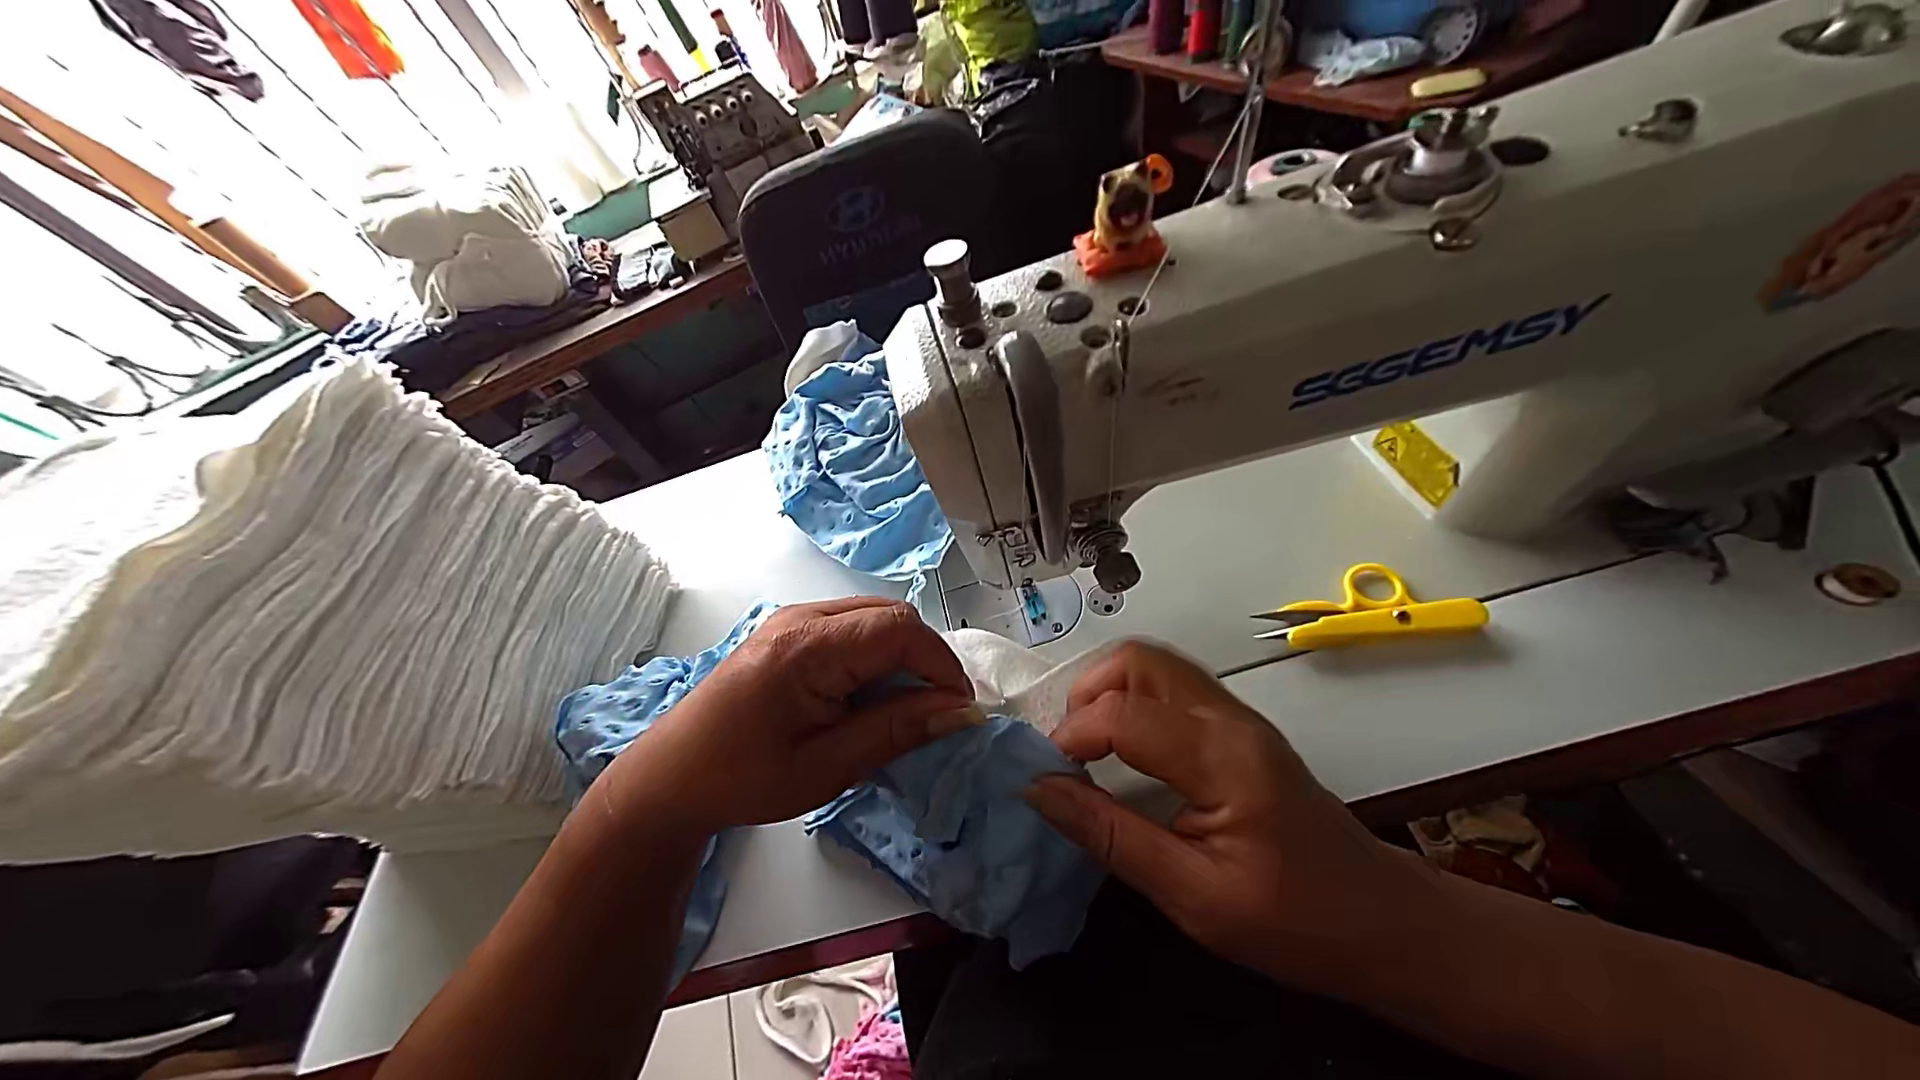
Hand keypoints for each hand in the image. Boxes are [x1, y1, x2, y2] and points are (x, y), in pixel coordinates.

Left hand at [603, 598, 976, 833]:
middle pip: (892, 616)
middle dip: (925, 660)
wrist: (673, 775)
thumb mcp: (827, 766)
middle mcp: (802, 616)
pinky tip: (869, 696)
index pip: (900, 631)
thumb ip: (896, 730)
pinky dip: (877, 655)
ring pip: (875, 617)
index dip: (941, 665)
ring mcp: (793, 618)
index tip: (958, 709)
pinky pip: (853, 627)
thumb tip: (959, 711)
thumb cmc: (743, 777)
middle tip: (934, 711)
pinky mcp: (790, 629)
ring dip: (902, 657)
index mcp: (807, 646)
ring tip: (903, 708)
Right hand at [1024, 642, 1431, 990]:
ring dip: (1105, 691)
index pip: (1123, 714)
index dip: (1070, 736)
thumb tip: (1039, 790)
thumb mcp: (1193, 895)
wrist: (1384, 920)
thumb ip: (1110, 836)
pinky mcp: (1236, 724)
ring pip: (1152, 663)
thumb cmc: (1296, 921)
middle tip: (1064, 750)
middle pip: (1138, 660)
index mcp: (1223, 759)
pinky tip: (1119, 746)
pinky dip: (1128, 699)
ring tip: (1084, 747)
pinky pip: (1169, 685)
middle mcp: (1228, 718)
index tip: (1045, 776)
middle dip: (1084, 693)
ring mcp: (1236, 715)